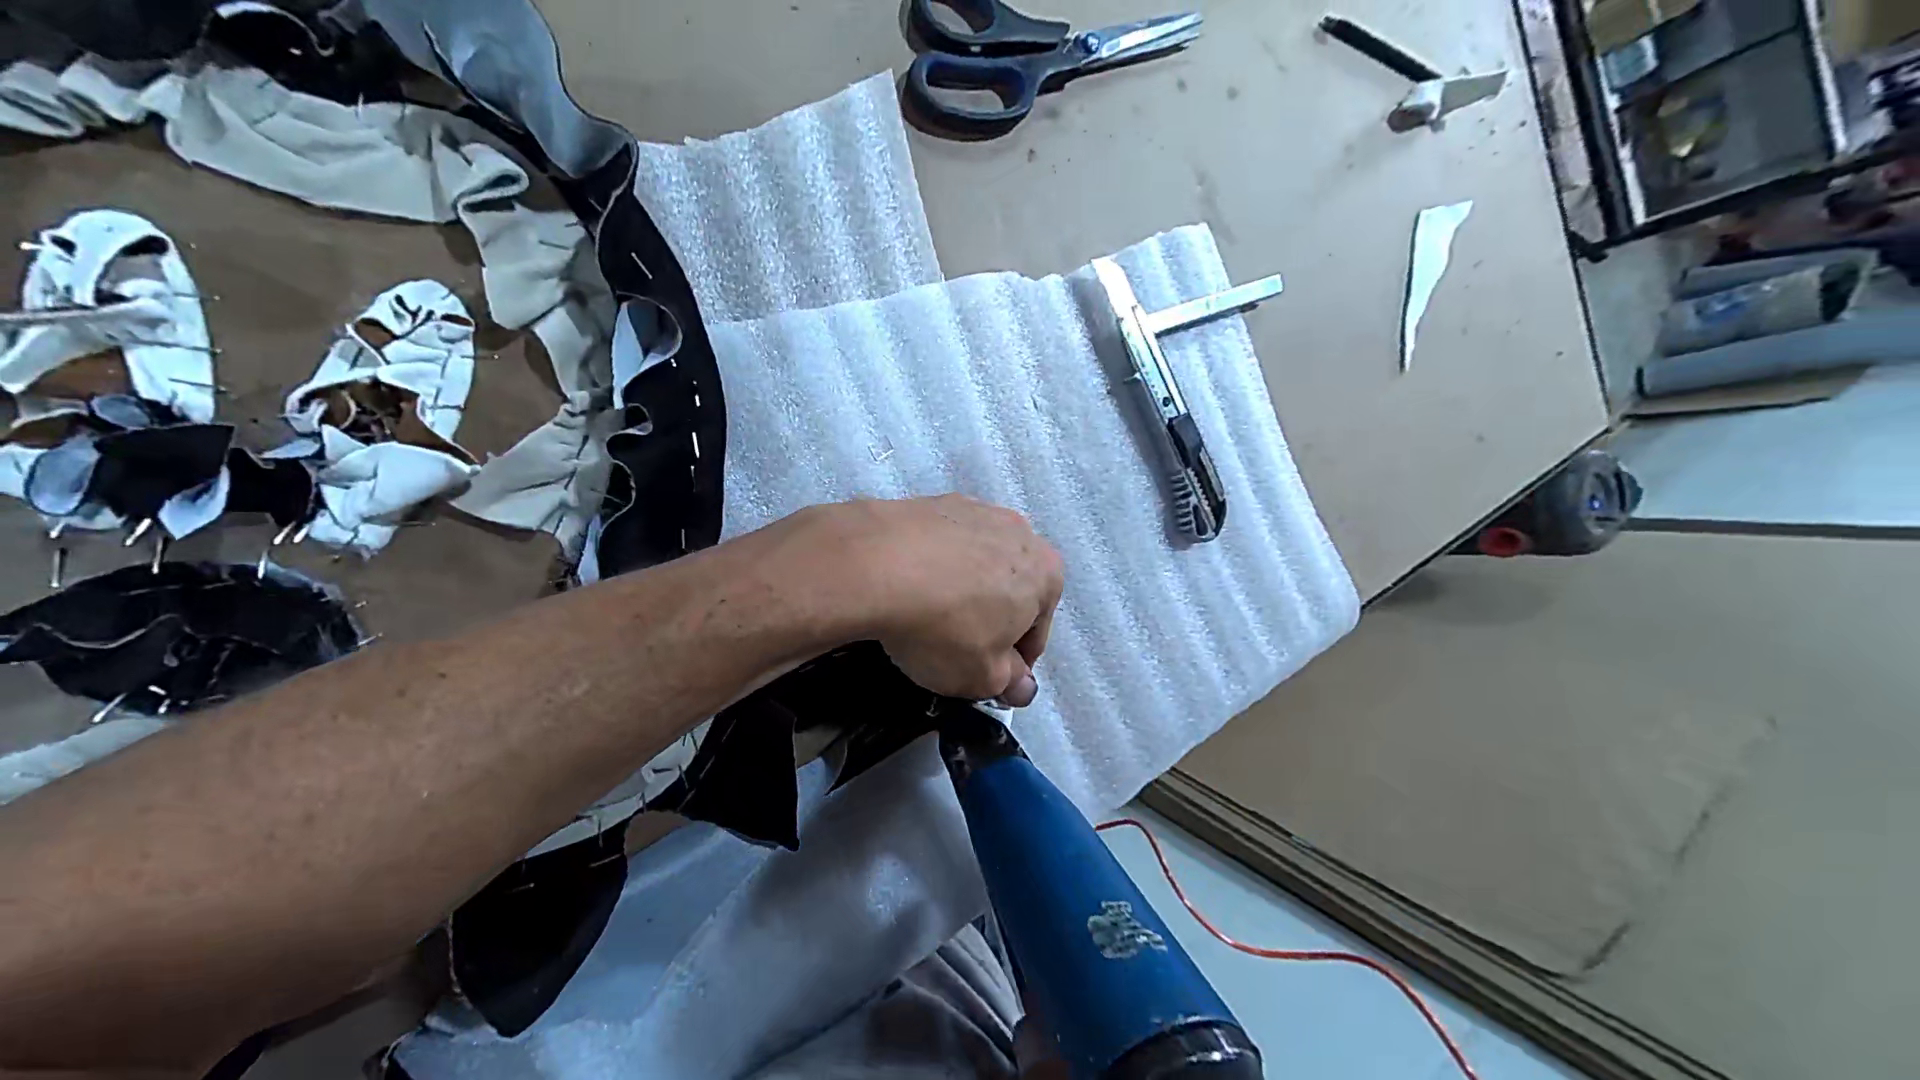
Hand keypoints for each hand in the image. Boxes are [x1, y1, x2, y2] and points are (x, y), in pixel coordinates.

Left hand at [791, 496, 1063, 705]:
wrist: (878, 566)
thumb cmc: (946, 626)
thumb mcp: (983, 677)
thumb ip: (1008, 682)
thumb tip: (1018, 683)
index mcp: (1047, 573)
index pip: (1036, 631)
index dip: (1014, 663)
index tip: (990, 678)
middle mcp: (1019, 532)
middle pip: (1008, 590)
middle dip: (989, 619)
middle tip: (956, 649)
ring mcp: (973, 510)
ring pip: (974, 564)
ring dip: (959, 590)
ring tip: (925, 618)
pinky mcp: (930, 502)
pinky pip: (938, 545)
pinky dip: (928, 567)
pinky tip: (905, 589)